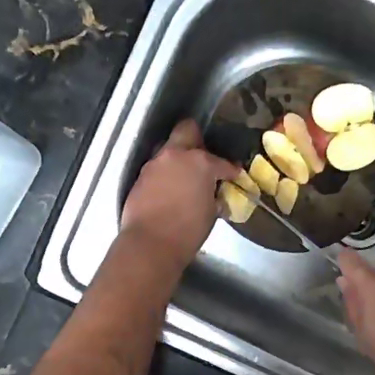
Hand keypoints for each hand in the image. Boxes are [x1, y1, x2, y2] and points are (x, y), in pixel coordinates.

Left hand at [119, 120, 239, 272]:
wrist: (150, 243)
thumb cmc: (188, 231)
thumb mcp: (211, 213)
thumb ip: (213, 195)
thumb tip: (213, 194)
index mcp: (200, 162)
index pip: (222, 163)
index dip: (231, 171)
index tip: (234, 177)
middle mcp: (176, 156)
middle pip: (187, 130)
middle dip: (197, 140)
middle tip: (204, 156)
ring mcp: (155, 164)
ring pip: (169, 149)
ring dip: (179, 159)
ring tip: (186, 176)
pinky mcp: (140, 177)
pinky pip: (157, 168)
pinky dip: (166, 175)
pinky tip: (171, 189)